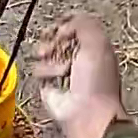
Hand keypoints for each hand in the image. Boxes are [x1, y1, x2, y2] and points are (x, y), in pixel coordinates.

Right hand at [31, 12, 126, 137]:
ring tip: (48, 62)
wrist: (86, 114)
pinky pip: (40, 73)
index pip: (76, 26)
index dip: (65, 23)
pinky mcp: (52, 89)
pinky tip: (47, 77)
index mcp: (96, 47)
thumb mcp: (96, 43)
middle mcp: (81, 59)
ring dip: (46, 56)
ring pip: (47, 55)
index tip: (56, 25)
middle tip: (49, 43)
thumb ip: (82, 25)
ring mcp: (66, 75)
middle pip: (59, 39)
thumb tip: (64, 24)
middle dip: (52, 39)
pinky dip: (42, 73)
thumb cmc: (95, 81)